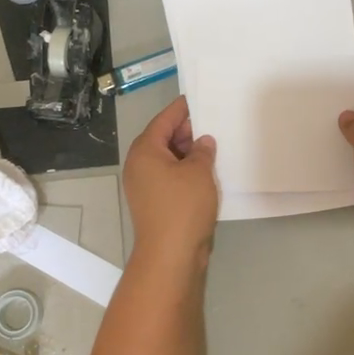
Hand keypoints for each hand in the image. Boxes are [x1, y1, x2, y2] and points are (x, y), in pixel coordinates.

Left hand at [123, 95, 218, 265]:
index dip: (182, 110)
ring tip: (214, 146)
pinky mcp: (154, 202)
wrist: (171, 254)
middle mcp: (139, 165)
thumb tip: (203, 142)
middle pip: (163, 139)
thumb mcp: (199, 172)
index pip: (164, 120)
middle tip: (213, 124)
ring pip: (168, 160)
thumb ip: (202, 151)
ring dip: (188, 153)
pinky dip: (185, 171)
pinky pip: (170, 177)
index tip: (198, 100)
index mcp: (144, 151)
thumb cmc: (183, 207)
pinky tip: (206, 171)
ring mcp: (144, 185)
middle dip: (187, 132)